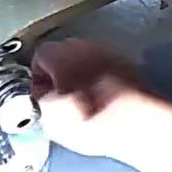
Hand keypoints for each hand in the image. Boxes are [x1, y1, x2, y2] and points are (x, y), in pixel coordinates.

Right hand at [30, 40, 142, 158]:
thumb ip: (34, 98)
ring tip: (82, 104)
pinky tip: (103, 103)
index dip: (36, 77)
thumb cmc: (94, 118)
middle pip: (65, 55)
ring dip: (83, 77)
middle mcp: (89, 48)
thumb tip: (34, 96)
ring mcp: (113, 56)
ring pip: (89, 62)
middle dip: (60, 73)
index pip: (39, 55)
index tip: (38, 94)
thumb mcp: (46, 115)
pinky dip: (104, 82)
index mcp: (63, 54)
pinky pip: (109, 71)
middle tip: (58, 98)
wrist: (137, 123)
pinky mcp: (132, 68)